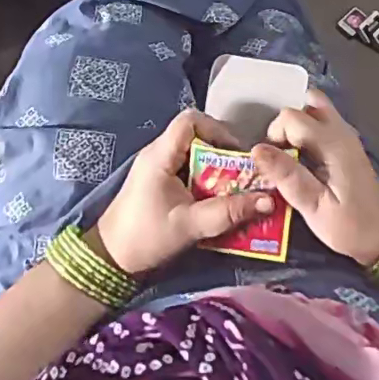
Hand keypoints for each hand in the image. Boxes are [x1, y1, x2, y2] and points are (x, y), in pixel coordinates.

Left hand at [89, 110, 277, 275]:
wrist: (110, 259)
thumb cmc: (145, 237)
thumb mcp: (190, 225)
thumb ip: (228, 212)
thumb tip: (268, 200)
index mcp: (160, 155)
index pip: (190, 120)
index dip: (217, 130)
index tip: (237, 154)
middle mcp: (158, 154)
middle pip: (197, 135)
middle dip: (224, 153)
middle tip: (244, 175)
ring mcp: (158, 167)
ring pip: (195, 153)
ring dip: (217, 168)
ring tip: (236, 188)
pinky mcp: (160, 181)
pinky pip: (190, 169)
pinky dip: (207, 180)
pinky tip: (219, 199)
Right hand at [253, 90, 378, 265]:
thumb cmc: (351, 226)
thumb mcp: (314, 208)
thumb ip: (287, 176)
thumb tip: (257, 150)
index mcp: (333, 143)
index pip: (291, 116)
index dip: (274, 135)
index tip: (272, 162)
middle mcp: (340, 131)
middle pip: (306, 102)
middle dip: (285, 122)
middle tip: (279, 152)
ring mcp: (345, 136)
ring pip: (314, 109)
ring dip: (295, 125)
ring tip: (287, 154)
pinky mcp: (345, 144)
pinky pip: (320, 123)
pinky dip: (304, 131)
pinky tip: (299, 158)